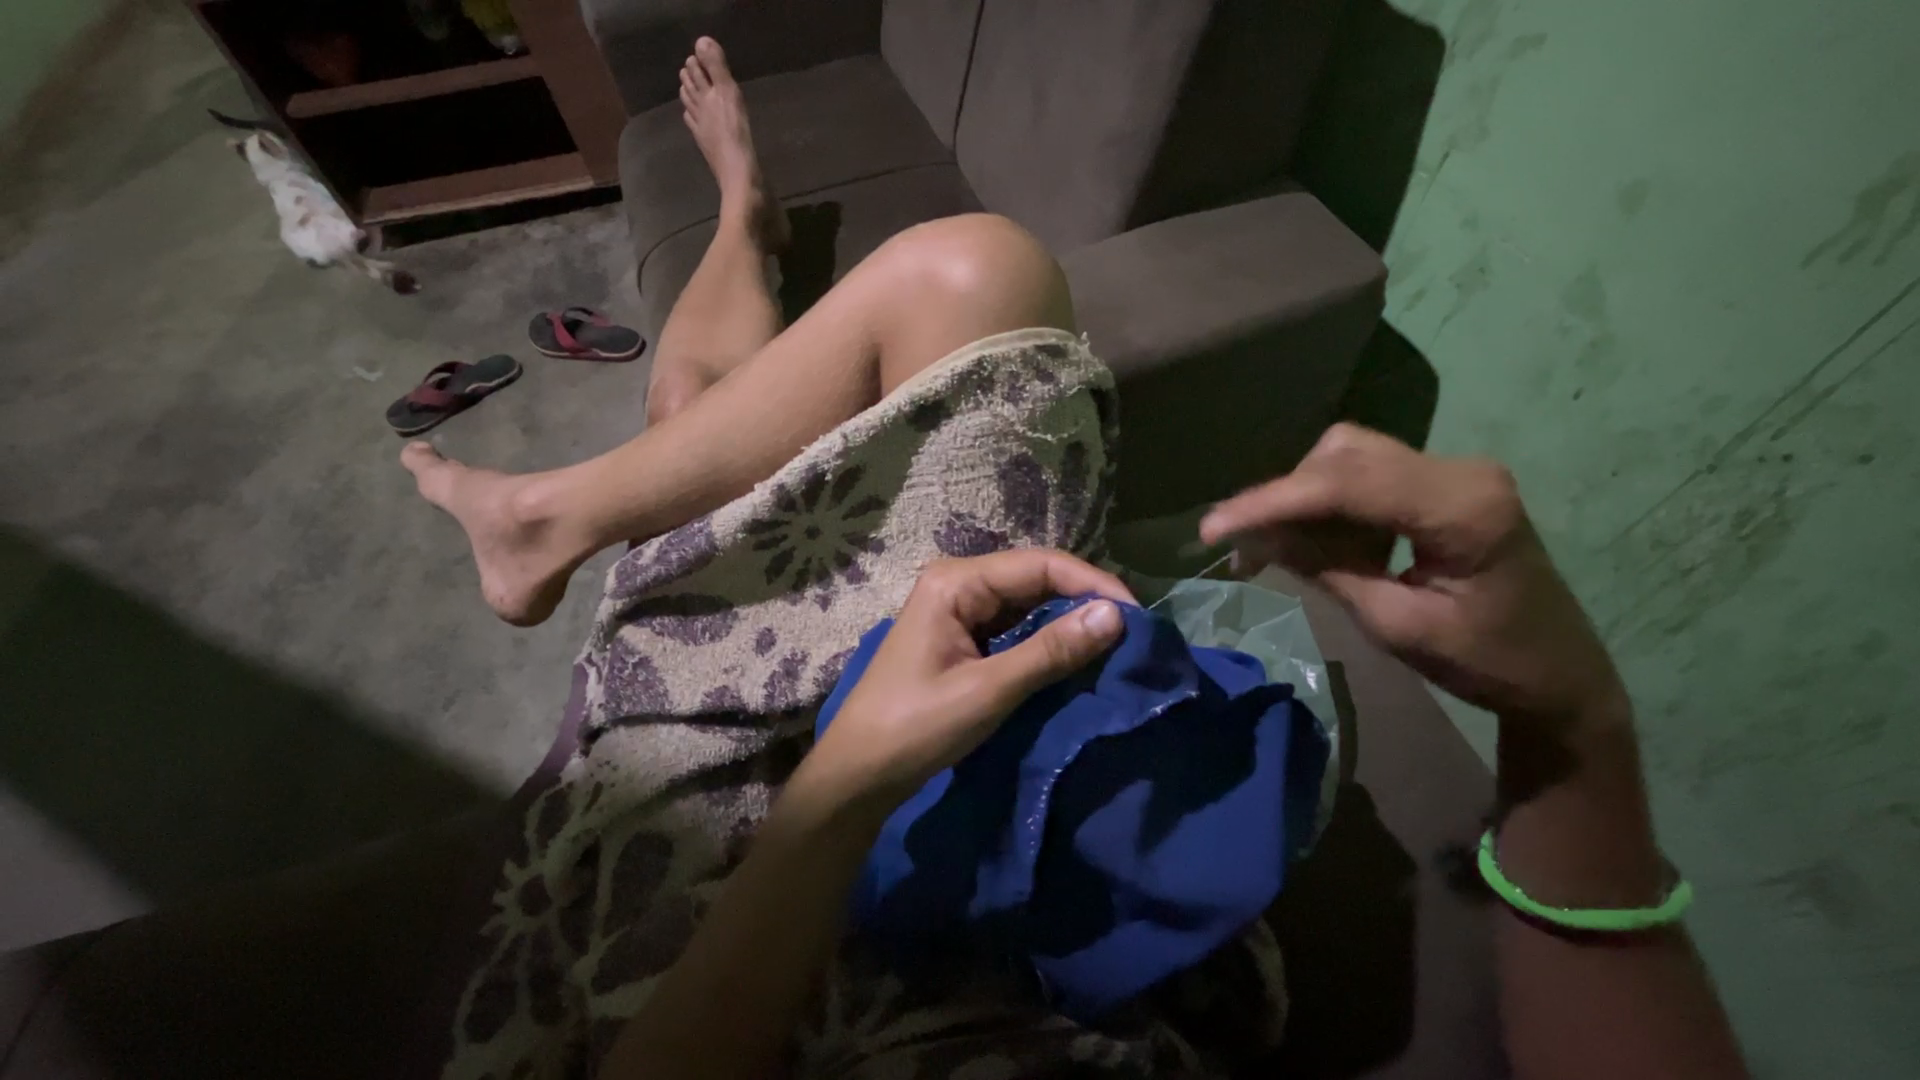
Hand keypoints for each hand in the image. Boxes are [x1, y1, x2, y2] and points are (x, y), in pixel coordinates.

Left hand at [802, 550, 1133, 812]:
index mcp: (956, 581)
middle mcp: (958, 583)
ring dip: (1067, 622)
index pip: (1041, 565)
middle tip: (1131, 634)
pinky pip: (1014, 627)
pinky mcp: (962, 637)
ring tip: (1113, 645)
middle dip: (1083, 601)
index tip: (1136, 617)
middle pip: (1036, 579)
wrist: (860, 771)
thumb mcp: (988, 689)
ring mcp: (958, 610)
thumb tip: (1115, 616)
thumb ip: (1051, 651)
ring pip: (1028, 604)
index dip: (1092, 584)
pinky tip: (1074, 657)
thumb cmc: (916, 726)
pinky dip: (1045, 641)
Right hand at [1199, 423, 1622, 722]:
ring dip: (1303, 498)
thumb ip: (1325, 569)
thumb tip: (1257, 535)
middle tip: (1242, 545)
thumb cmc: (1486, 662)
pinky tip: (1313, 541)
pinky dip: (1328, 503)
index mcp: (1462, 507)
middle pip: (1343, 455)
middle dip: (1284, 496)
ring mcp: (1454, 472)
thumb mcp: (1396, 625)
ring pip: (1349, 457)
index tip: (1212, 528)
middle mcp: (1459, 470)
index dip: (1269, 502)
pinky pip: (1367, 475)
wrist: (1560, 673)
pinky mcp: (1443, 484)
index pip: (1343, 484)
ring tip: (1274, 548)